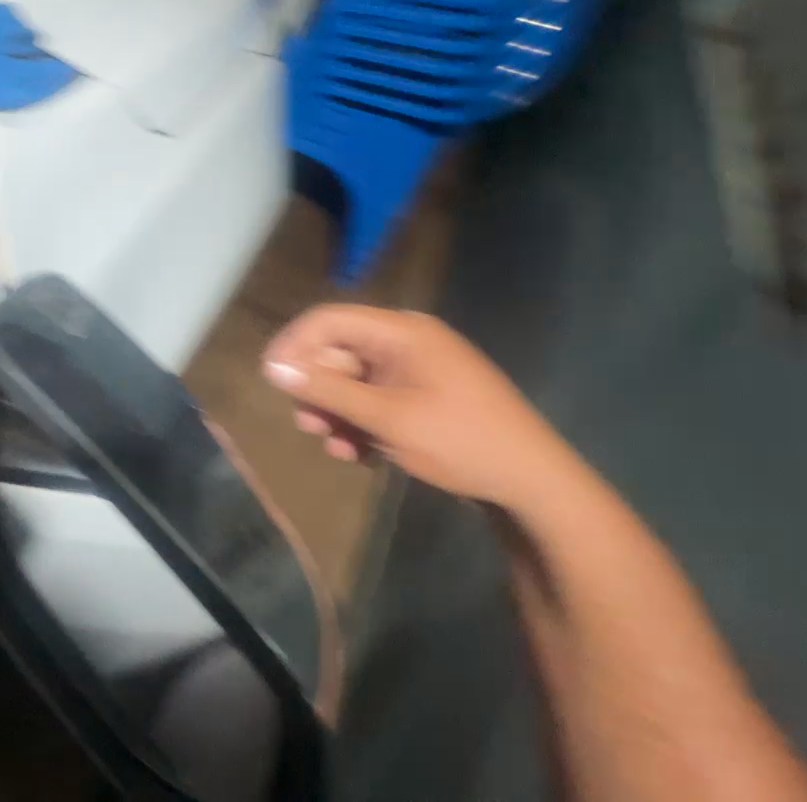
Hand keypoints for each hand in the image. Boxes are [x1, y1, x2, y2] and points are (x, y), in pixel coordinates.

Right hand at [261, 305, 579, 508]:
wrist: (534, 485)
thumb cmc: (461, 441)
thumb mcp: (387, 418)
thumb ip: (328, 390)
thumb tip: (272, 367)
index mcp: (402, 333)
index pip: (329, 320)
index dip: (294, 345)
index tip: (272, 380)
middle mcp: (406, 343)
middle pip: (337, 353)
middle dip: (317, 390)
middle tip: (307, 425)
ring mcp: (415, 371)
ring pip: (351, 382)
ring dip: (336, 413)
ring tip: (334, 446)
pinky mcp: (422, 397)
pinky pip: (373, 401)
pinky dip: (359, 424)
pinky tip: (357, 454)